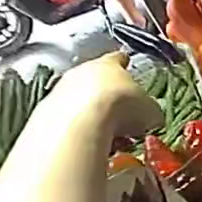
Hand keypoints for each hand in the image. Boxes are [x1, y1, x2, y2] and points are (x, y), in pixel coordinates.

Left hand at [39, 51, 162, 139]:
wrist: (81, 122)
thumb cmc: (122, 107)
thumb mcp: (151, 111)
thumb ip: (151, 111)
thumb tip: (153, 117)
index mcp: (109, 64)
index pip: (118, 59)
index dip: (125, 64)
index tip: (127, 65)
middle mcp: (83, 71)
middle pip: (97, 80)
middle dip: (110, 95)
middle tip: (124, 114)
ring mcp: (62, 89)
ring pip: (82, 100)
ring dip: (94, 114)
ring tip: (111, 135)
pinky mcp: (49, 111)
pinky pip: (71, 119)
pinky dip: (81, 128)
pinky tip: (93, 142)